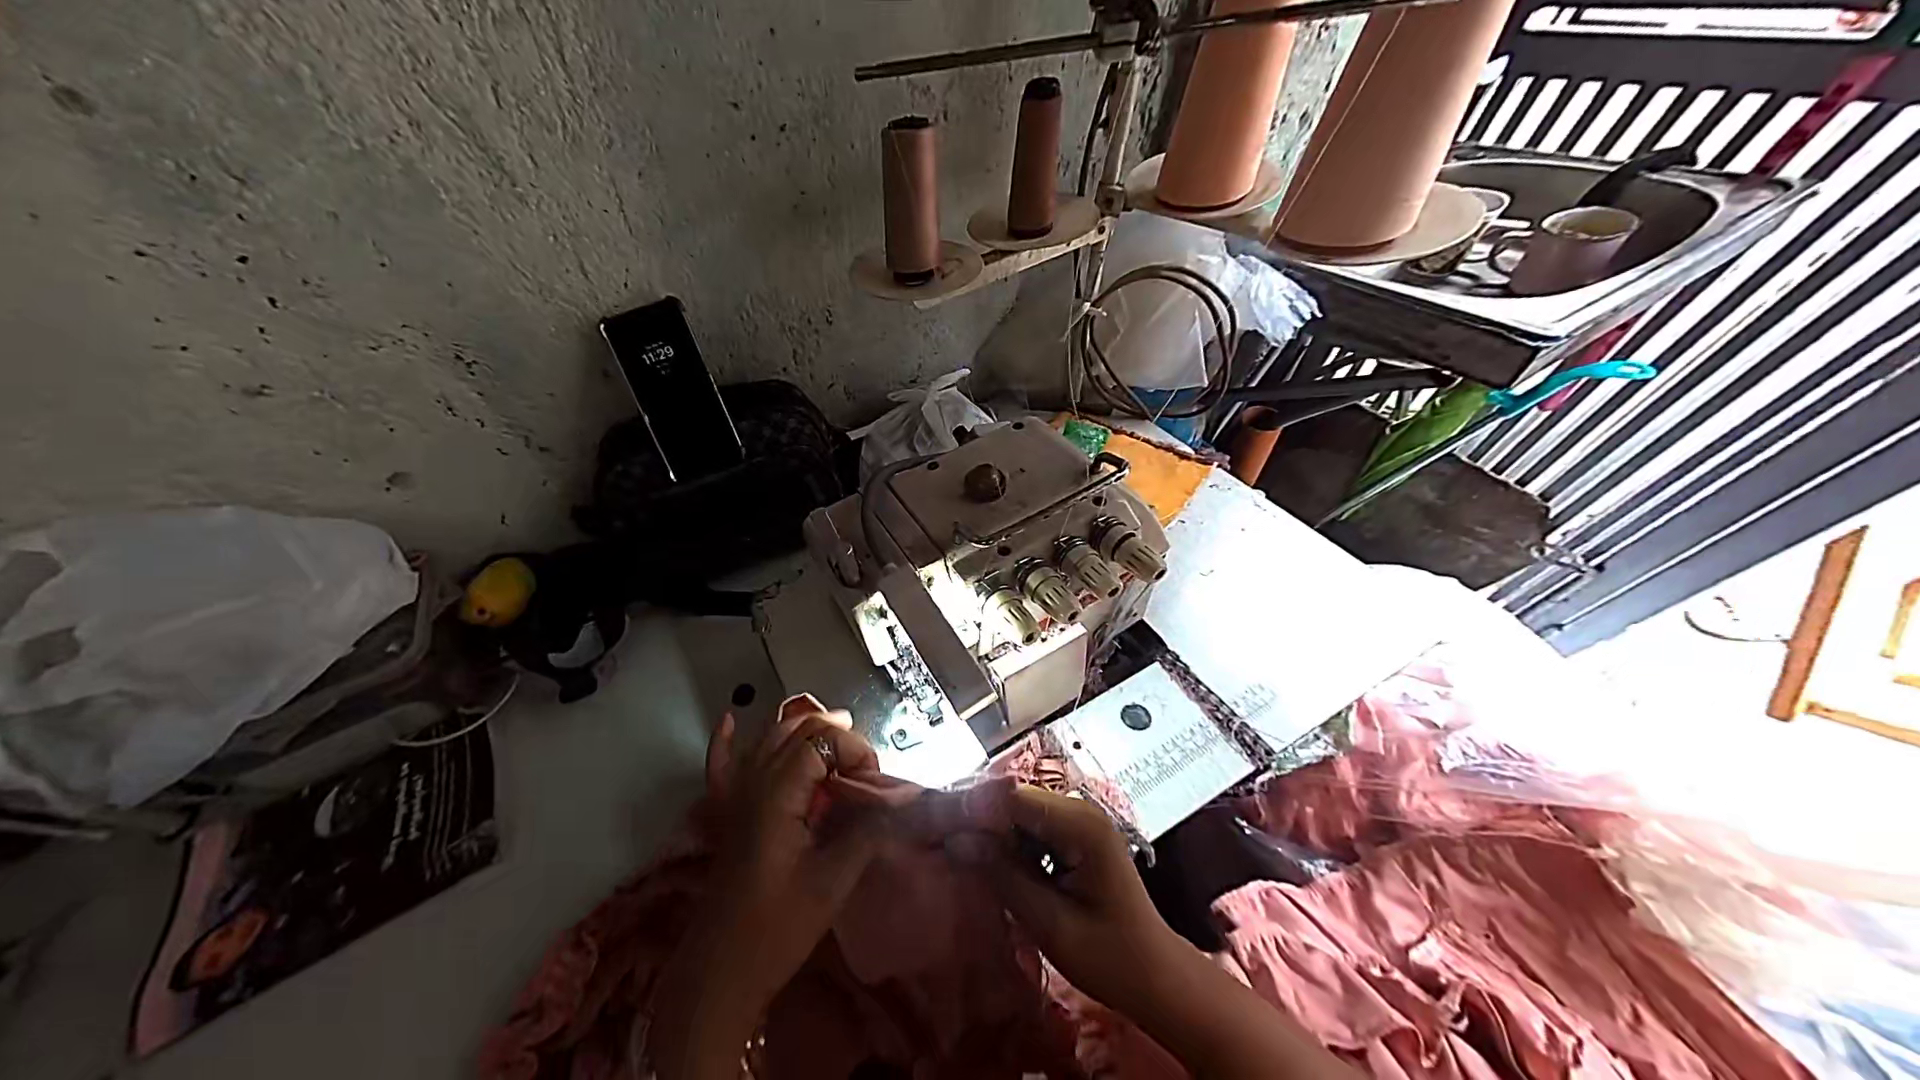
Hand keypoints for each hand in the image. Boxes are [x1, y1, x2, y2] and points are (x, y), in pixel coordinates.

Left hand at [651, 694, 896, 1079]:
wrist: (720, 973)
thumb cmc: (777, 929)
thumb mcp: (832, 881)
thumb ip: (868, 831)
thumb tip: (904, 798)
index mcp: (777, 795)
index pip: (822, 741)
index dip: (854, 750)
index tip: (874, 783)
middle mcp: (753, 785)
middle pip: (796, 730)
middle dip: (836, 736)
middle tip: (865, 766)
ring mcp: (736, 798)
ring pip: (767, 740)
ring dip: (802, 730)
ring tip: (836, 739)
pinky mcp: (728, 816)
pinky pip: (722, 766)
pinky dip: (727, 742)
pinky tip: (729, 721)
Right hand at [948, 781, 1182, 1012]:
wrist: (1156, 978)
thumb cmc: (1110, 958)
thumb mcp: (1049, 923)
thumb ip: (1003, 876)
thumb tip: (956, 838)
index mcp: (1082, 825)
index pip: (1013, 797)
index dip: (975, 811)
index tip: (941, 833)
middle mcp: (1082, 811)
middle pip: (1015, 801)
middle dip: (982, 823)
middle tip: (948, 851)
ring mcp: (1080, 822)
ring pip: (1021, 813)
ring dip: (995, 835)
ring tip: (965, 860)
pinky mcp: (1076, 836)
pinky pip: (1033, 828)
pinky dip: (1012, 846)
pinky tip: (996, 869)